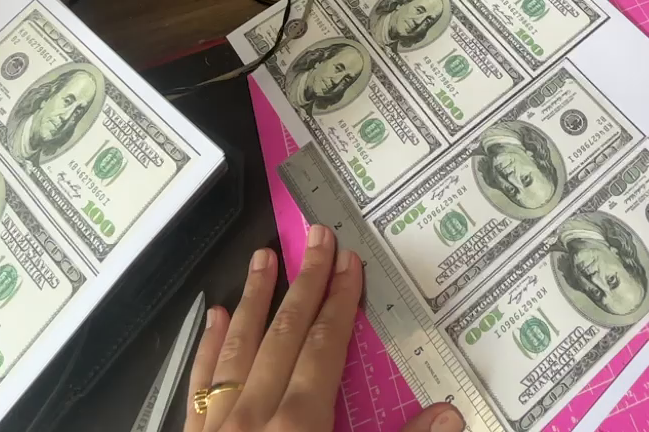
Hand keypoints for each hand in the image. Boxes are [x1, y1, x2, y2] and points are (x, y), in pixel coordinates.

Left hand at [186, 223, 462, 431]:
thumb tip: (450, 412)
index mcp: (298, 427)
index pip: (324, 346)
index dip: (340, 301)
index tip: (350, 259)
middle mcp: (254, 418)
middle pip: (283, 334)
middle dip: (305, 283)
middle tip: (317, 235)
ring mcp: (217, 430)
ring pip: (237, 348)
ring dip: (253, 299)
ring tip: (263, 256)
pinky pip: (198, 386)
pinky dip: (207, 348)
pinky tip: (213, 317)